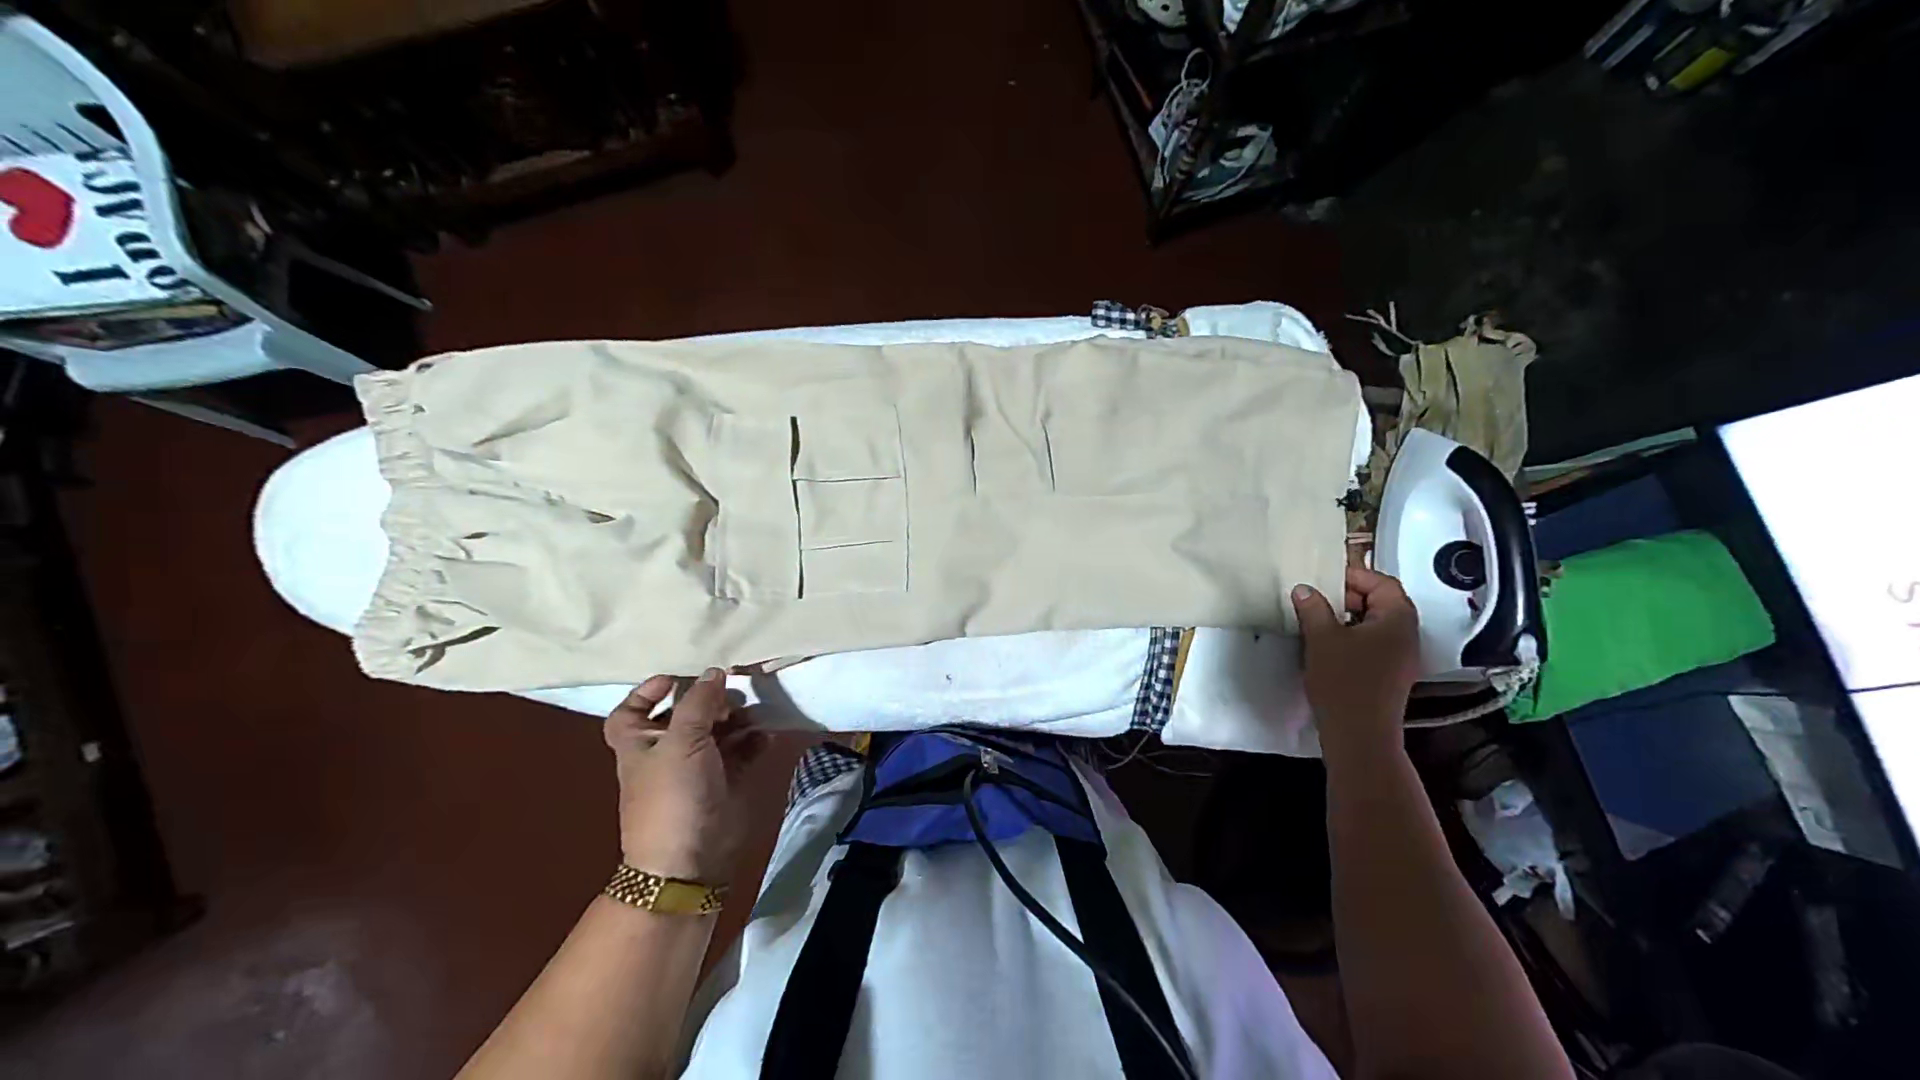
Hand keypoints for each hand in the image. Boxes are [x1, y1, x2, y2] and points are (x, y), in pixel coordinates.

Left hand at [603, 669, 768, 883]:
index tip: (674, 679)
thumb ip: (698, 701)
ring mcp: (697, 769)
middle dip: (709, 701)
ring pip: (718, 732)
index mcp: (639, 743)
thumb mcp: (681, 740)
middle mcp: (666, 753)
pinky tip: (766, 734)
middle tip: (733, 691)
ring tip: (755, 711)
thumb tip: (714, 672)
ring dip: (736, 719)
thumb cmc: (672, 794)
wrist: (689, 860)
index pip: (630, 712)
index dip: (646, 693)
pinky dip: (753, 742)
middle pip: (685, 716)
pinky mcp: (725, 782)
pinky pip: (741, 753)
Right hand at [1291, 567, 1421, 754]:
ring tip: (1319, 621)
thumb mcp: (1321, 638)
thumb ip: (1313, 608)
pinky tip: (1329, 645)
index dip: (1354, 576)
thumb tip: (1305, 589)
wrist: (1359, 733)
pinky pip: (1375, 642)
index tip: (1323, 579)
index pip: (1382, 582)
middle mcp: (1408, 634)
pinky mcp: (1391, 673)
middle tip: (1318, 600)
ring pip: (1377, 623)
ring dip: (1349, 617)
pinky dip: (1353, 636)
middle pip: (1383, 601)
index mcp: (1398, 619)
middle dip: (1350, 596)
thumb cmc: (1343, 680)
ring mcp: (1402, 656)